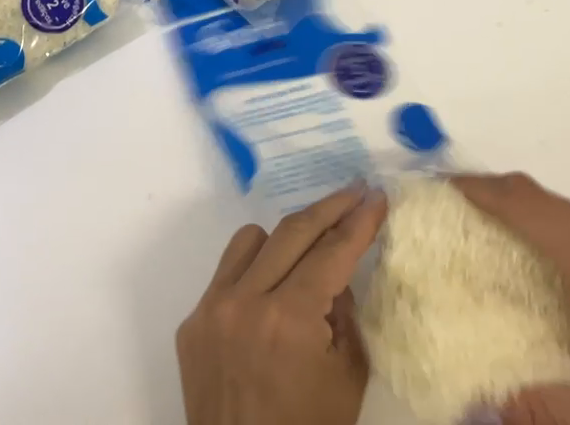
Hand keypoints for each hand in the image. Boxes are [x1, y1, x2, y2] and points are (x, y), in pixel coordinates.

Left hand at [177, 184, 389, 424]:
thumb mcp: (347, 377)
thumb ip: (344, 315)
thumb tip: (334, 273)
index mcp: (290, 319)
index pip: (332, 252)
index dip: (359, 222)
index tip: (377, 196)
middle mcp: (245, 302)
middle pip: (291, 231)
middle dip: (329, 208)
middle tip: (354, 191)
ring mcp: (211, 308)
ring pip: (250, 240)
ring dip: (285, 239)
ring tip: (310, 249)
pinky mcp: (192, 321)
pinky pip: (225, 274)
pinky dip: (253, 271)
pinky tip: (271, 290)